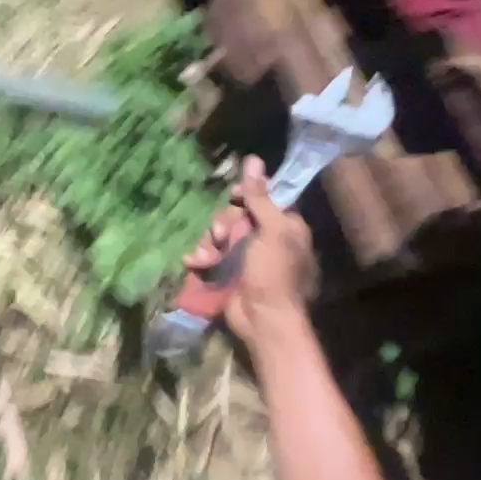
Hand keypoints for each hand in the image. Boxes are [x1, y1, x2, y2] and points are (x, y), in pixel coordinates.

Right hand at [183, 155, 317, 342]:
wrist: (263, 321)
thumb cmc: (274, 273)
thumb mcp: (271, 231)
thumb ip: (259, 196)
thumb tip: (253, 158)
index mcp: (284, 226)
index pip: (262, 198)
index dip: (245, 195)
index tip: (234, 197)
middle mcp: (265, 238)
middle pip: (236, 215)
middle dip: (223, 223)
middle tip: (221, 235)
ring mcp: (245, 257)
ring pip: (219, 234)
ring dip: (209, 242)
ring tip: (208, 255)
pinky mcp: (228, 273)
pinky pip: (210, 255)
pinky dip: (202, 257)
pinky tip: (196, 262)